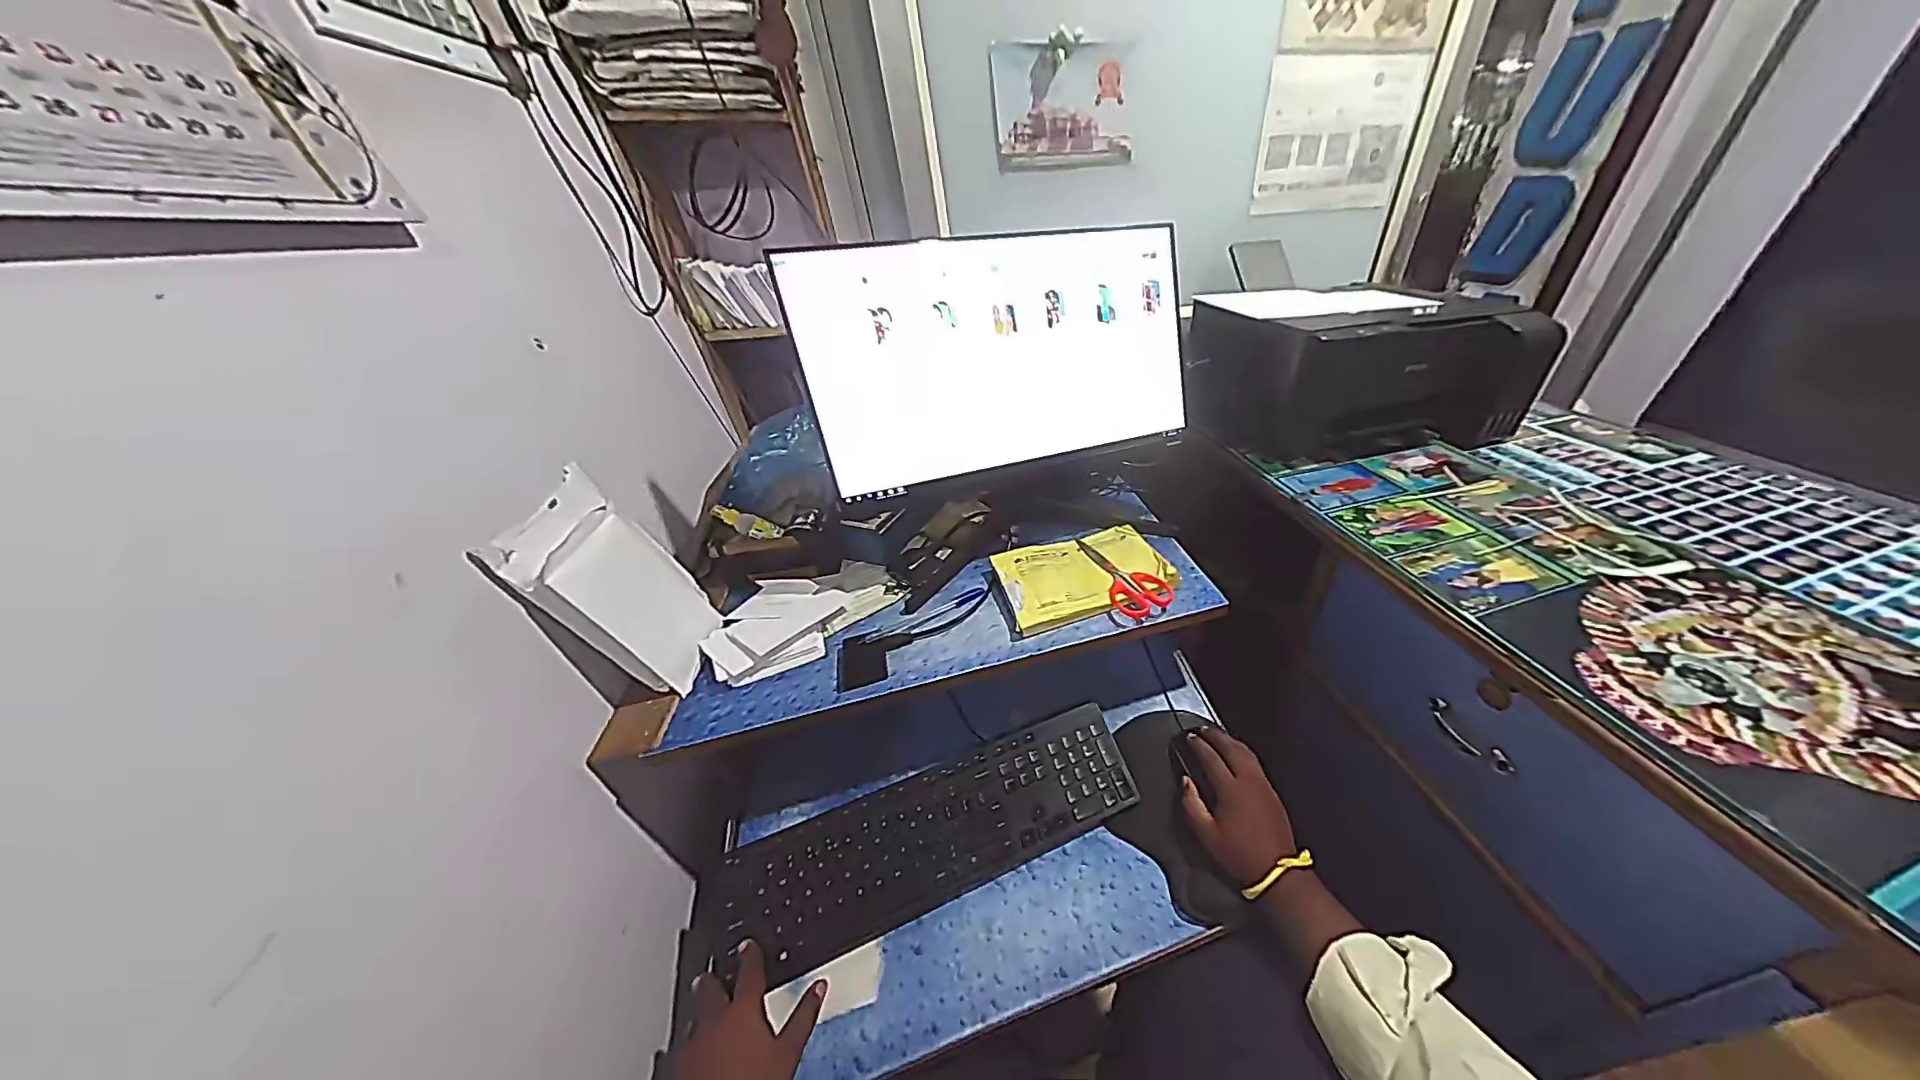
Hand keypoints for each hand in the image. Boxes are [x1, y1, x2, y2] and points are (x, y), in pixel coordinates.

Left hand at [674, 940, 824, 1079]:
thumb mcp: (788, 1051)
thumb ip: (803, 1015)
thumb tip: (819, 986)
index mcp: (743, 1010)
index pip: (749, 971)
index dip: (750, 954)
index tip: (748, 945)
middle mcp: (714, 1020)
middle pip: (711, 988)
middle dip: (714, 978)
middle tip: (715, 973)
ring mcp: (693, 1043)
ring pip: (695, 1015)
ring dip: (703, 1008)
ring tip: (708, 1007)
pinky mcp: (678, 1065)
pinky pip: (684, 1041)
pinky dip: (693, 1036)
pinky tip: (698, 1044)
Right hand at [1178, 727, 1298, 888]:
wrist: (1276, 871)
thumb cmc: (1238, 854)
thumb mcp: (1206, 834)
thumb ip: (1191, 804)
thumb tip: (1185, 782)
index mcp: (1231, 790)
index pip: (1211, 758)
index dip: (1198, 745)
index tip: (1188, 738)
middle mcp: (1249, 782)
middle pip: (1232, 749)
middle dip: (1215, 736)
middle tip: (1202, 729)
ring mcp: (1263, 786)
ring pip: (1247, 753)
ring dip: (1231, 740)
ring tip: (1218, 735)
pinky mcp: (1272, 793)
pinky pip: (1255, 762)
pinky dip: (1242, 751)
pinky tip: (1237, 753)